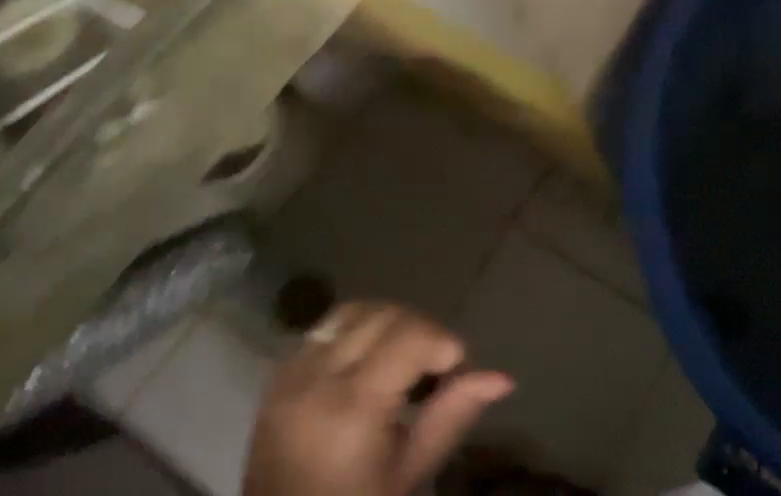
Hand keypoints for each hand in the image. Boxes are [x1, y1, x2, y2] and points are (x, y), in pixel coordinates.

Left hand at [244, 301, 514, 495]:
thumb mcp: (411, 470)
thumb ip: (453, 415)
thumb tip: (504, 378)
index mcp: (352, 408)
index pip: (413, 336)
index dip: (445, 346)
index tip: (455, 376)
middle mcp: (317, 380)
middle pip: (388, 316)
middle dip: (423, 333)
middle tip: (433, 372)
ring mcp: (290, 375)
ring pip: (355, 311)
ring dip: (389, 324)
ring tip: (401, 360)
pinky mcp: (277, 377)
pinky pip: (325, 328)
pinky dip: (356, 332)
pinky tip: (367, 362)